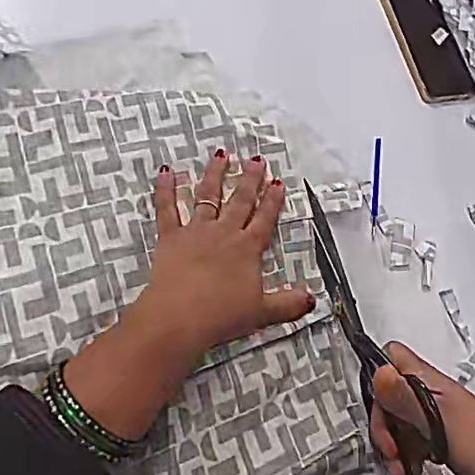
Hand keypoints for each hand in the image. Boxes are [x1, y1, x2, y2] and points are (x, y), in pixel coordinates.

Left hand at [125, 151, 314, 367]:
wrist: (179, 318)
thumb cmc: (219, 315)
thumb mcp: (262, 312)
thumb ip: (287, 304)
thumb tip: (309, 300)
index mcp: (247, 249)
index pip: (265, 219)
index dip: (273, 200)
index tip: (278, 183)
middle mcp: (224, 234)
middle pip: (241, 201)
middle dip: (251, 179)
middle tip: (256, 161)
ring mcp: (196, 233)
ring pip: (208, 196)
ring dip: (215, 175)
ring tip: (221, 156)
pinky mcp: (170, 238)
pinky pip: (167, 209)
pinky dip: (166, 190)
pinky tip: (167, 173)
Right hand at [371, 342, 474, 474]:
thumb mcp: (437, 420)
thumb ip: (405, 398)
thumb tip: (380, 373)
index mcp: (427, 381)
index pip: (390, 358)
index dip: (375, 375)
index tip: (372, 401)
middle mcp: (427, 394)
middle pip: (386, 397)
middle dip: (383, 424)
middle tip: (391, 446)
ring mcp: (431, 415)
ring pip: (396, 421)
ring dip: (392, 446)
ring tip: (402, 464)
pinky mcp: (434, 436)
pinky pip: (408, 440)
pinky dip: (404, 455)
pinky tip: (410, 467)